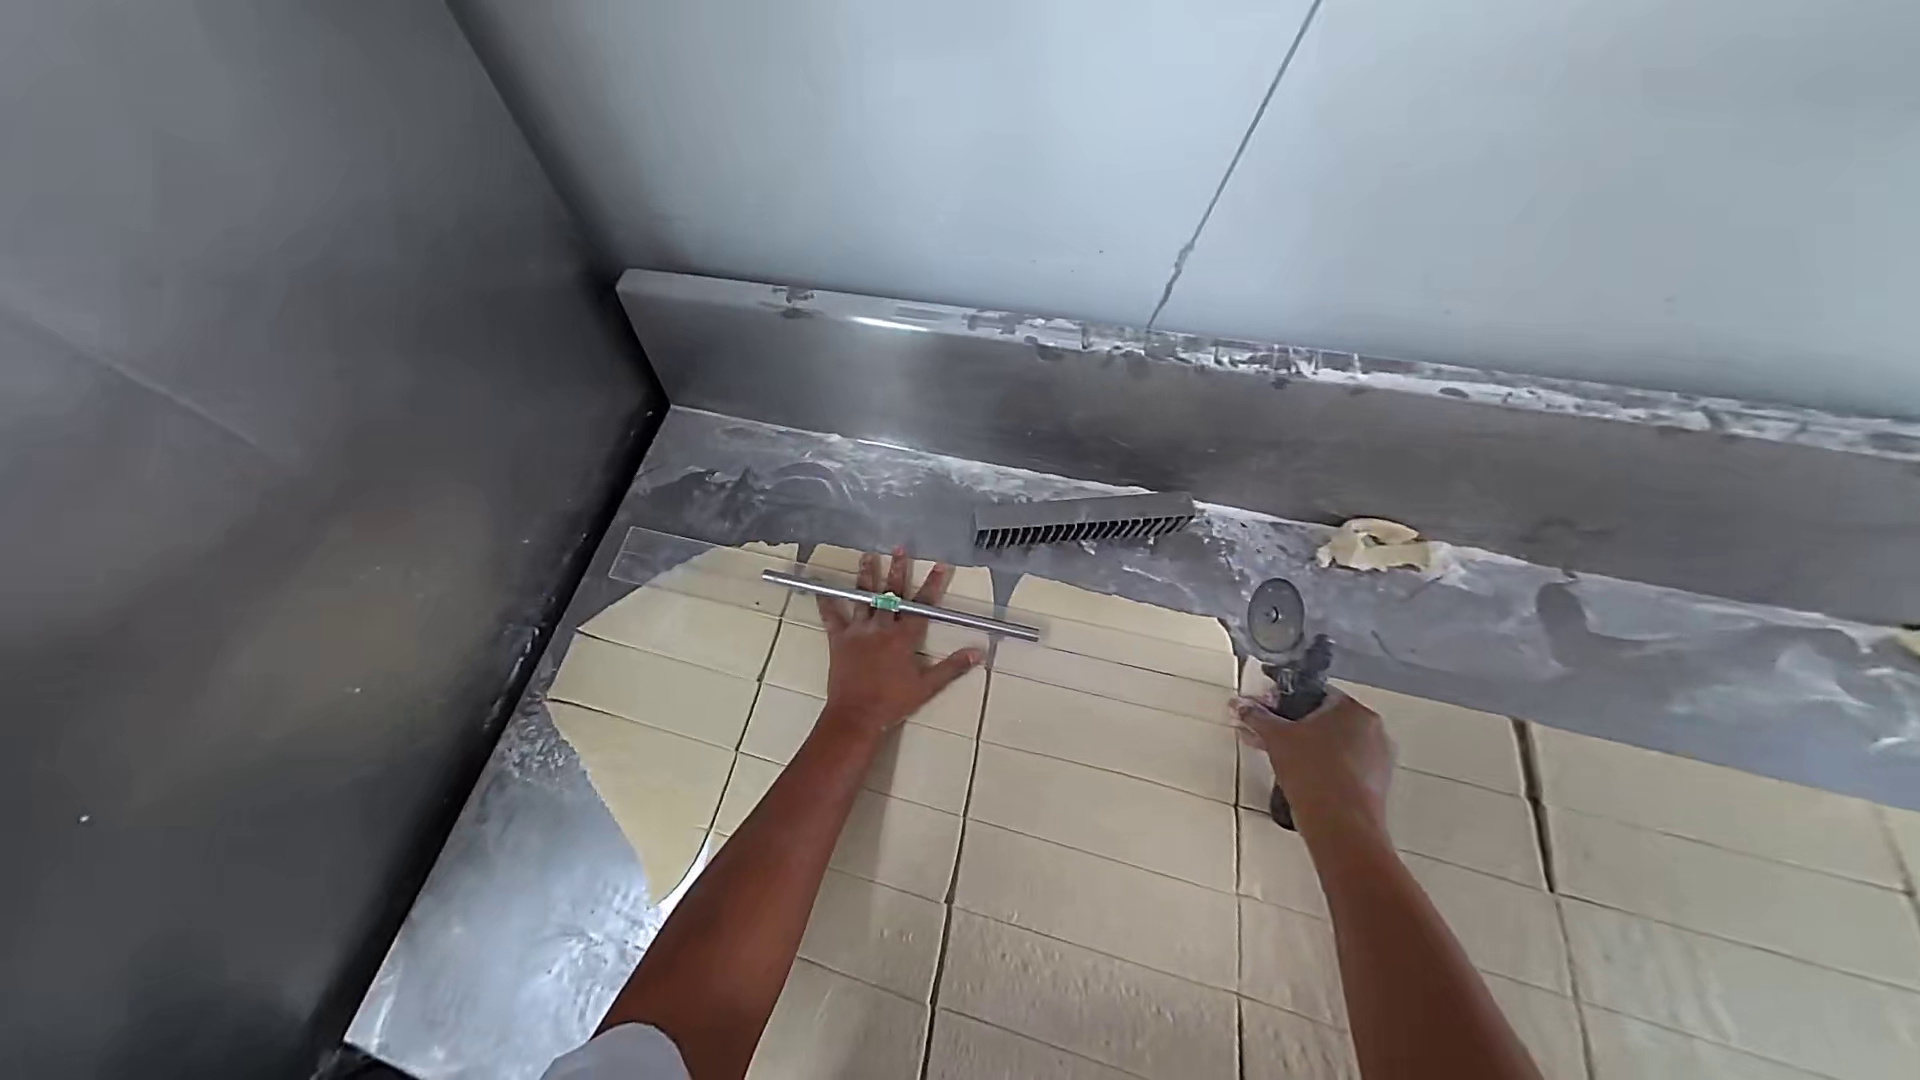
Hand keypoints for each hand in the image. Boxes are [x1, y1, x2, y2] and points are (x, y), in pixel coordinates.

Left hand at [813, 548, 983, 743]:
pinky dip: (826, 603)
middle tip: (899, 548)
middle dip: (897, 570)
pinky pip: (831, 617)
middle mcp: (882, 628)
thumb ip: (952, 667)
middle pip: (892, 594)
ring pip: (864, 598)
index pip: (922, 606)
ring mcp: (858, 632)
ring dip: (866, 576)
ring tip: (867, 556)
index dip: (932, 585)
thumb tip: (977, 653)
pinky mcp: (839, 640)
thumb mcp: (927, 686)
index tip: (939, 566)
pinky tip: (821, 588)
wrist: (857, 715)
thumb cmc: (893, 702)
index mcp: (904, 638)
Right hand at [1233, 688, 1395, 840]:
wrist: (1340, 824)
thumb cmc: (1311, 770)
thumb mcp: (1275, 737)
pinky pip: (1343, 764)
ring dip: (1304, 745)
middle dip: (1291, 724)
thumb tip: (1238, 704)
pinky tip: (1296, 772)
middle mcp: (1373, 730)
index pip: (1314, 694)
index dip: (1284, 700)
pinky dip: (1321, 764)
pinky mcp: (1376, 784)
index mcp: (1353, 709)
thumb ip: (1256, 716)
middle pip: (1324, 719)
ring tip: (1274, 754)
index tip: (1265, 710)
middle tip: (1266, 732)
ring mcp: (1378, 758)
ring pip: (1333, 743)